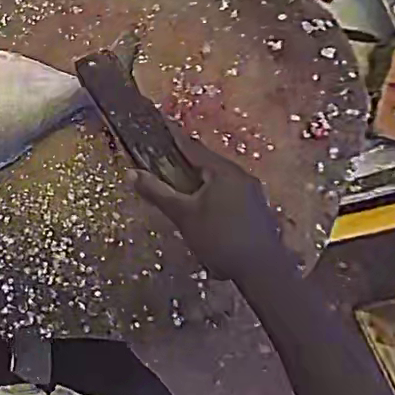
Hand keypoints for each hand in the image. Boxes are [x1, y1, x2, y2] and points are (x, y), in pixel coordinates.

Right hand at [131, 124, 291, 284]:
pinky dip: (209, 191)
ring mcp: (252, 192)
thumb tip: (131, 173)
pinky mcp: (256, 209)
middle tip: (160, 157)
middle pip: (204, 161)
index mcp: (222, 170)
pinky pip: (226, 190)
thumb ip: (157, 191)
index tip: (155, 121)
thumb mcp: (183, 215)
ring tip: (177, 183)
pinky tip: (200, 205)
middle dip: (182, 159)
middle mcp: (240, 175)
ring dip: (196, 177)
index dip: (170, 134)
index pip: (190, 145)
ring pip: (216, 177)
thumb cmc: (219, 238)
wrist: (263, 273)